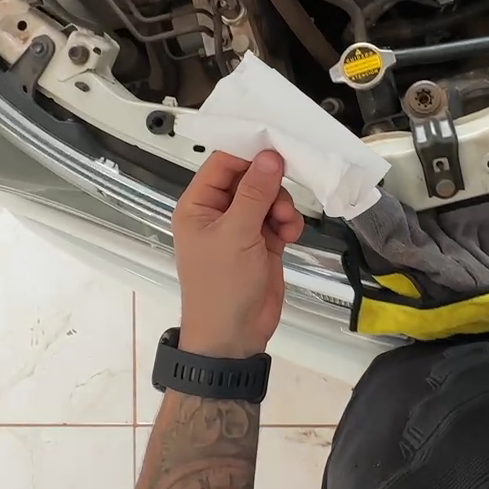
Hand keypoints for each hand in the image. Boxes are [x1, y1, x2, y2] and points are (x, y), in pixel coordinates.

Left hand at [172, 150, 304, 358]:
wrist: (234, 336)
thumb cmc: (221, 288)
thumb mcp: (236, 234)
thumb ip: (255, 192)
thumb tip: (270, 156)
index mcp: (198, 206)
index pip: (223, 164)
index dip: (248, 156)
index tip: (277, 152)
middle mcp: (217, 213)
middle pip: (249, 178)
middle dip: (270, 186)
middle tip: (281, 200)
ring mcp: (240, 228)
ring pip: (268, 197)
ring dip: (282, 206)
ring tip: (286, 226)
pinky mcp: (262, 243)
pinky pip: (279, 218)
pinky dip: (288, 223)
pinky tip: (290, 237)